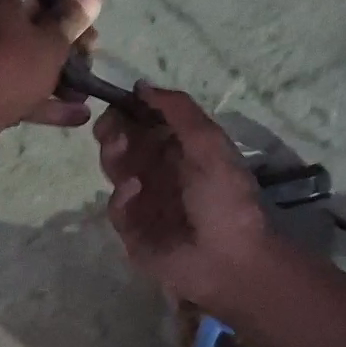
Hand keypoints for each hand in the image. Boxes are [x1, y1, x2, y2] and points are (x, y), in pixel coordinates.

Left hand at [0, 0, 100, 148]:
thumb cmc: (5, 71)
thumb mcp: (48, 46)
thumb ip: (70, 23)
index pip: (41, 3)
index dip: (69, 23)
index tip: (90, 44)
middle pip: (31, 37)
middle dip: (64, 57)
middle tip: (88, 73)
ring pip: (21, 67)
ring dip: (55, 83)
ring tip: (84, 100)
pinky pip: (8, 89)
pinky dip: (36, 101)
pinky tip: (72, 118)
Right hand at [94, 85, 271, 304]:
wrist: (232, 260)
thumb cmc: (226, 197)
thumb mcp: (209, 142)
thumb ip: (178, 109)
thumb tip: (141, 86)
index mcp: (178, 150)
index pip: (143, 122)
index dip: (129, 110)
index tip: (119, 102)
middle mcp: (157, 171)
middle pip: (121, 142)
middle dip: (113, 130)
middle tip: (114, 129)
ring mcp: (142, 201)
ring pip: (113, 169)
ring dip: (113, 154)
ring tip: (122, 149)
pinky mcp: (131, 230)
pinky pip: (116, 206)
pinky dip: (121, 195)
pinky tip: (135, 189)